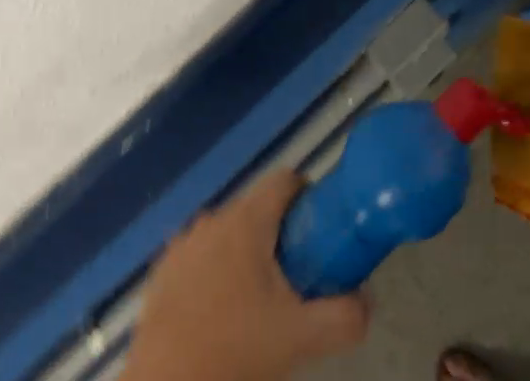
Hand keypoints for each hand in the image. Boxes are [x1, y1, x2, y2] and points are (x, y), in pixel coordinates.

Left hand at [121, 171, 369, 380]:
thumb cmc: (237, 350)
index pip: (285, 180)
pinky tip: (225, 314)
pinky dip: (219, 273)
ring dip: (250, 256)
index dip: (310, 198)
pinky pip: (202, 256)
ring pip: (229, 234)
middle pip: (258, 209)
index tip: (323, 234)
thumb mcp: (304, 338)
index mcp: (245, 222)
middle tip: (300, 278)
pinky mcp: (162, 271)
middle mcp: (211, 220)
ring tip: (262, 303)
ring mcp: (182, 244)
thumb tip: (366, 298)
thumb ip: (346, 315)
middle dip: (283, 236)